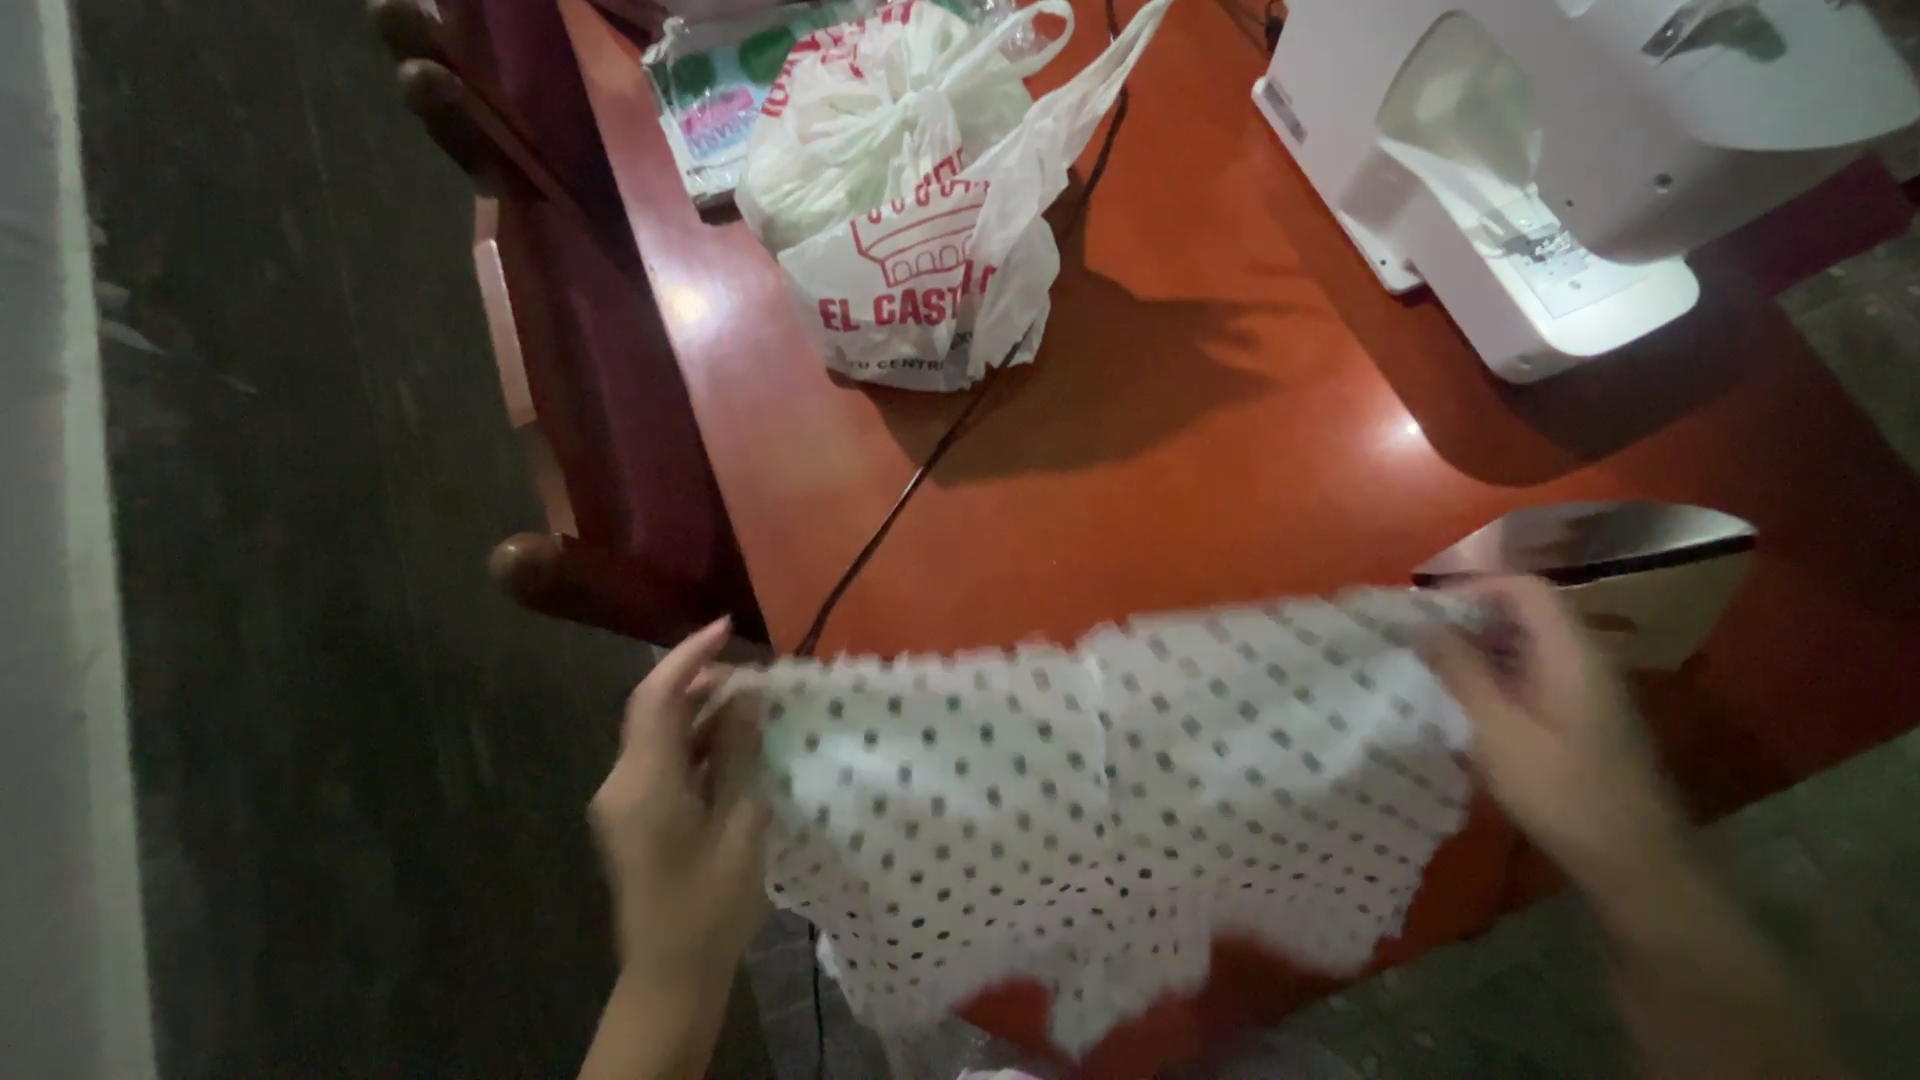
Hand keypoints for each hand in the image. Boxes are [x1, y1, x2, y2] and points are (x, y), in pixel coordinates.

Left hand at [590, 618, 770, 984]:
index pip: (658, 696)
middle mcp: (622, 782)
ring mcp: (624, 800)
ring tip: (755, 702)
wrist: (671, 974)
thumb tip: (747, 694)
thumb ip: (739, 752)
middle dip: (703, 682)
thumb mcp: (739, 822)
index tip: (728, 627)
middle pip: (656, 711)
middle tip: (758, 672)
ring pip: (661, 735)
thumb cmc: (711, 903)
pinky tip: (736, 744)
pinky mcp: (634, 816)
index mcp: (644, 782)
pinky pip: (664, 761)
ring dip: (703, 713)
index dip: (691, 655)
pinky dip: (697, 743)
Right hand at [1423, 576, 1689, 897]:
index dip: (1473, 586)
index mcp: (1571, 651)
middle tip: (1420, 635)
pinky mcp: (1584, 714)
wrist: (1632, 860)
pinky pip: (1535, 670)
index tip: (1424, 609)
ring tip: (1433, 663)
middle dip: (1469, 614)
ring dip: (1480, 644)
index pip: (1524, 588)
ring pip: (1529, 642)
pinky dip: (1496, 670)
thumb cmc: (1560, 789)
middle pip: (1527, 610)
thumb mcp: (1496, 727)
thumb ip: (1459, 670)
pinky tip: (1466, 698)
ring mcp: (1589, 687)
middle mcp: (1587, 658)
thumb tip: (1424, 624)